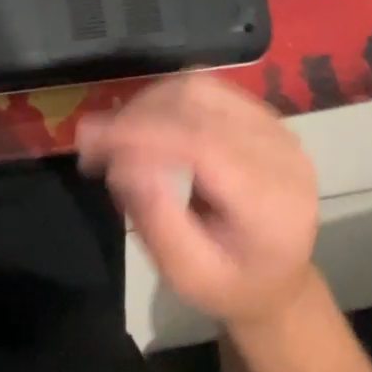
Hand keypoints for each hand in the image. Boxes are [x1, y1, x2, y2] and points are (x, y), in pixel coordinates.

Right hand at [78, 77, 319, 328]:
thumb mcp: (188, 274)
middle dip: (133, 117)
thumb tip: (123, 163)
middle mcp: (281, 154)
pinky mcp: (262, 116)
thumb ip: (158, 221)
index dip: (140, 132)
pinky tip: (144, 125)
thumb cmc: (228, 283)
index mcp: (272, 201)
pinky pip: (204, 88)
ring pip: (197, 88)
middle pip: (197, 106)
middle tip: (92, 144)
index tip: (89, 142)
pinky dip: (163, 99)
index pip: (202, 143)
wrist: (276, 279)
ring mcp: (275, 129)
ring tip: (116, 136)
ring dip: (145, 104)